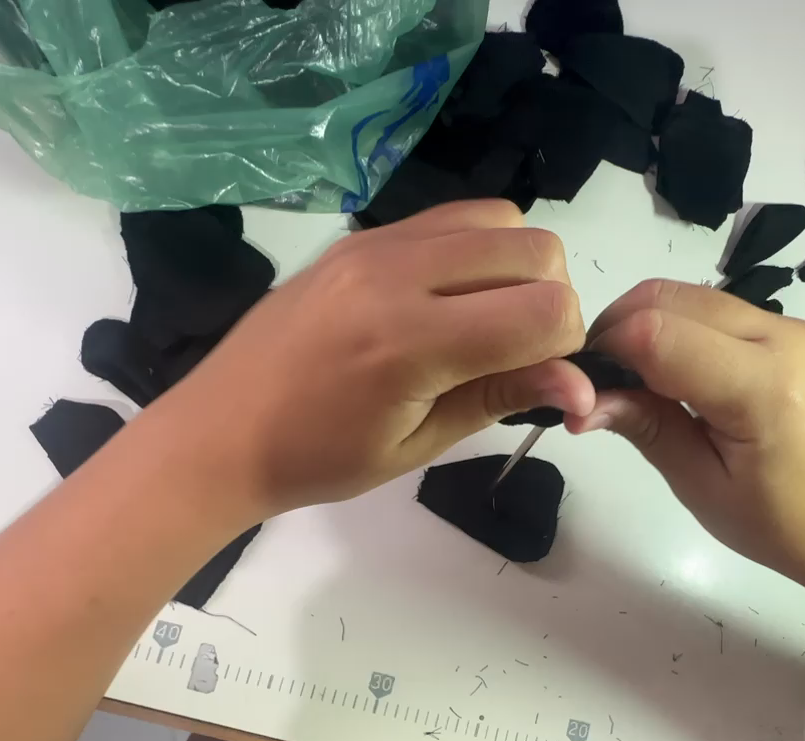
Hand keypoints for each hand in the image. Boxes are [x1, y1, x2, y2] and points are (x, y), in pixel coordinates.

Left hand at [152, 200, 591, 519]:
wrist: (222, 430)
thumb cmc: (319, 459)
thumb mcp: (419, 443)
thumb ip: (501, 397)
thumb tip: (582, 386)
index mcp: (412, 341)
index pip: (545, 311)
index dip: (564, 349)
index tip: (538, 381)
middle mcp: (399, 271)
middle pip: (536, 248)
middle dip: (551, 302)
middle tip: (515, 354)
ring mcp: (376, 242)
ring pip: (500, 219)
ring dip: (517, 269)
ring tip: (482, 324)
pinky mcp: (361, 235)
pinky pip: (450, 217)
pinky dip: (476, 251)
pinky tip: (447, 300)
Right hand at [568, 280, 804, 587]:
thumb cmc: (776, 524)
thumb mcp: (700, 484)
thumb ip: (644, 427)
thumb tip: (578, 403)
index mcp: (764, 386)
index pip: (658, 334)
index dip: (606, 352)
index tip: (579, 389)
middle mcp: (783, 337)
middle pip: (670, 299)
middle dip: (617, 331)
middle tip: (595, 383)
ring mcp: (793, 328)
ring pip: (690, 297)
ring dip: (644, 327)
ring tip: (627, 382)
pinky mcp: (791, 332)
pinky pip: (715, 312)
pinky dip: (675, 331)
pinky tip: (666, 376)